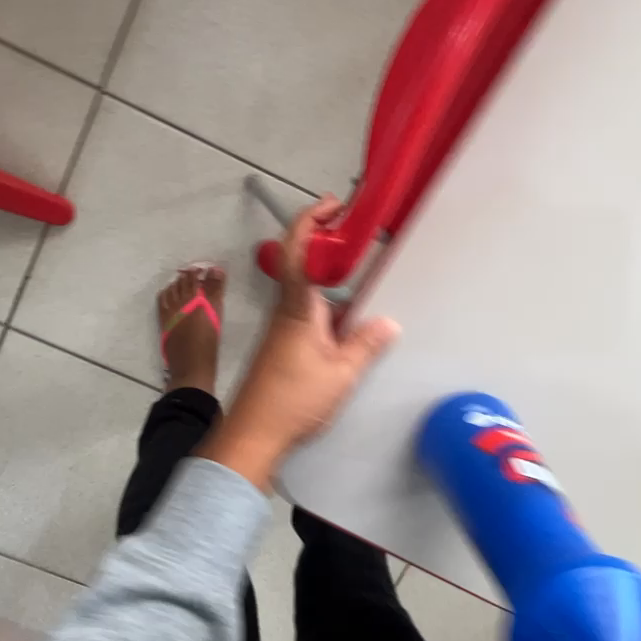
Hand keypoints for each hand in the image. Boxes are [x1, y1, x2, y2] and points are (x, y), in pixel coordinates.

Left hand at [199, 196, 400, 487]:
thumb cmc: (294, 400)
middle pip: (304, 266)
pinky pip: (309, 315)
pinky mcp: (283, 346)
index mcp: (298, 309)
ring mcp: (283, 329)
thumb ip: (365, 345)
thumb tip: (389, 323)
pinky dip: (330, 308)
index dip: (310, 221)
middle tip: (361, 238)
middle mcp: (287, 311)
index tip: (333, 206)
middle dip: (330, 247)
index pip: (297, 252)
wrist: (252, 434)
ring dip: (334, 282)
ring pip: (309, 293)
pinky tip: (351, 325)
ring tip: (366, 284)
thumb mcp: (341, 374)